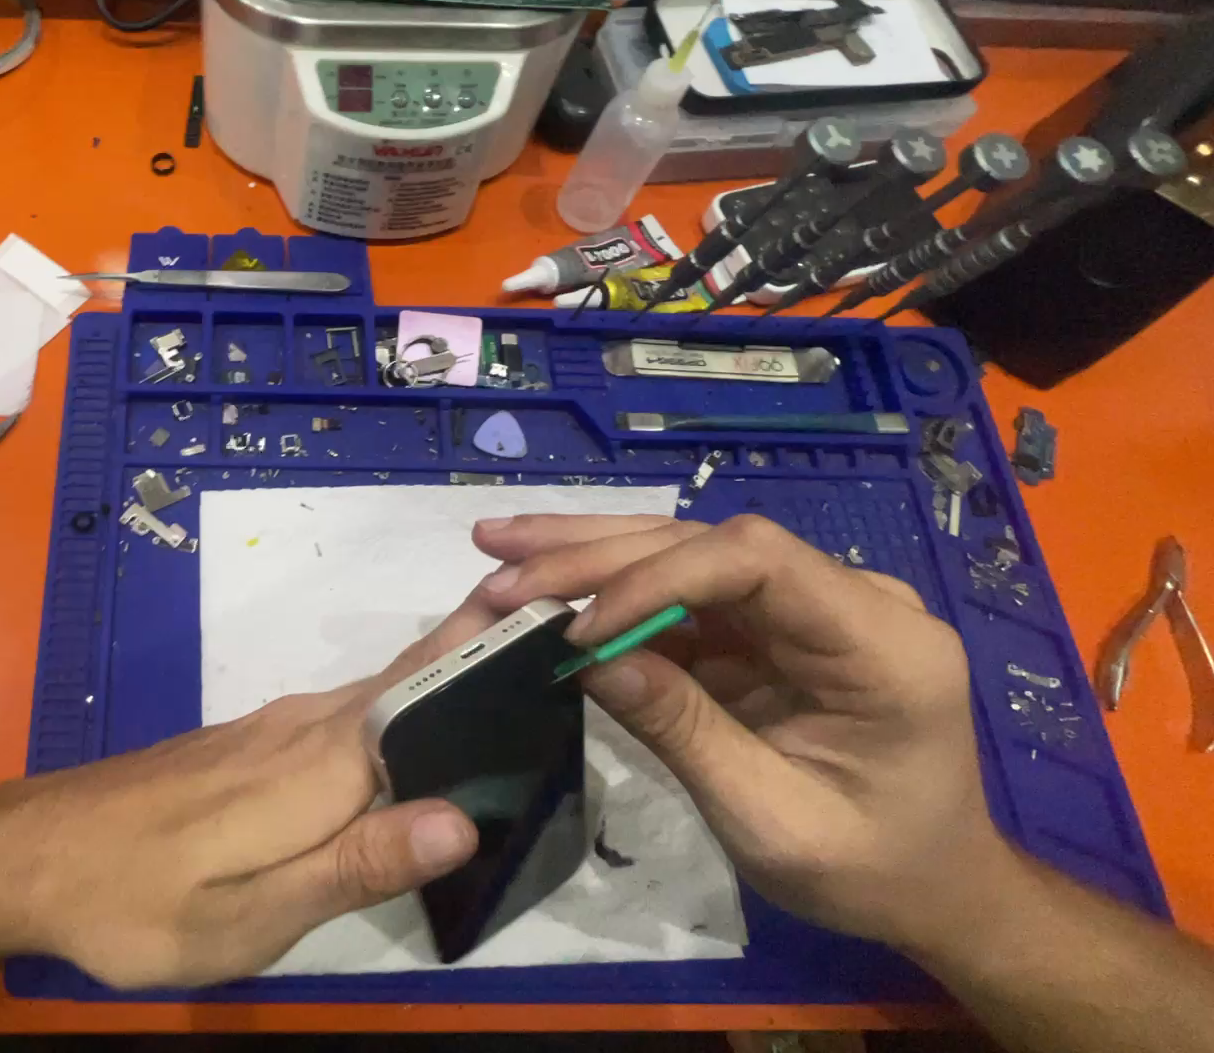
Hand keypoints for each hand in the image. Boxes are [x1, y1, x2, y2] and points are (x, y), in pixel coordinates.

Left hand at [0, 604, 499, 988]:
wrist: (37, 854)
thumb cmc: (143, 898)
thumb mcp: (252, 913)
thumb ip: (356, 861)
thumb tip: (462, 816)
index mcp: (322, 764)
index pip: (427, 695)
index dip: (489, 661)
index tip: (555, 629)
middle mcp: (305, 725)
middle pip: (408, 681)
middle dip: (475, 658)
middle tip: (549, 653)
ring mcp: (271, 729)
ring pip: (374, 696)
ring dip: (437, 684)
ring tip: (504, 690)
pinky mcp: (247, 742)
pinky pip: (340, 717)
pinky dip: (390, 713)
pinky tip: (408, 743)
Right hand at [470, 513, 1013, 951]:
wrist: (928, 882)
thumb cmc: (868, 866)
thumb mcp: (771, 819)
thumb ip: (685, 732)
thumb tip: (587, 658)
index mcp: (880, 644)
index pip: (755, 561)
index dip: (655, 577)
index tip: (579, 628)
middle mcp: (842, 598)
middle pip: (701, 543)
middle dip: (594, 554)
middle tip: (501, 566)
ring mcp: (792, 603)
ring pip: (674, 550)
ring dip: (581, 550)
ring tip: (496, 542)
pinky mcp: (751, 620)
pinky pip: (665, 588)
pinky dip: (596, 586)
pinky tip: (535, 572)